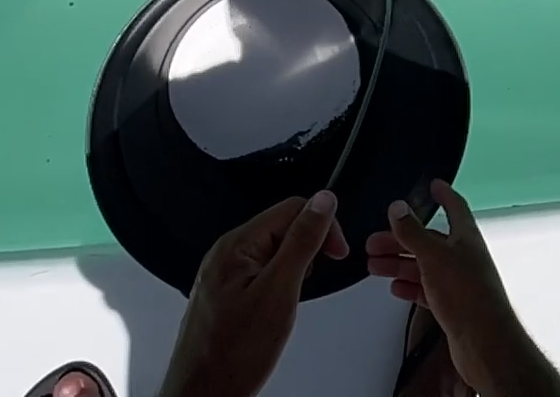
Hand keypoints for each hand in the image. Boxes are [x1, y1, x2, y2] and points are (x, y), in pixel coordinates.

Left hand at [160, 191, 349, 396]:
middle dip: (305, 250)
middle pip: (283, 227)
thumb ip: (303, 241)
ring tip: (285, 303)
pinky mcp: (225, 292)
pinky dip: (278, 285)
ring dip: (292, 270)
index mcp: (236, 245)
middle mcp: (226, 253)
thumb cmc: (232, 357)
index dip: (322, 226)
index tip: (336, 252)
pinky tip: (273, 310)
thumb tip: (323, 201)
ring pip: (275, 251)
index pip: (292, 208)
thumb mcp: (280, 292)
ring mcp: (223, 273)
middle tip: (305, 285)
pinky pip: (263, 271)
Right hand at [367, 180, 559, 396]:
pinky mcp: (453, 304)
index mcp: (465, 236)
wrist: (483, 342)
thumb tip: (399, 209)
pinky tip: (398, 289)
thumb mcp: (434, 256)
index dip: (443, 194)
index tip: (434, 185)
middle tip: (378, 240)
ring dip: (400, 264)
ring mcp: (459, 281)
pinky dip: (411, 286)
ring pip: (425, 265)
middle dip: (403, 238)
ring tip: (376, 265)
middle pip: (430, 239)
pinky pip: (427, 289)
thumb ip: (413, 232)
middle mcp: (464, 255)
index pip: (455, 206)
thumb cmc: (469, 296)